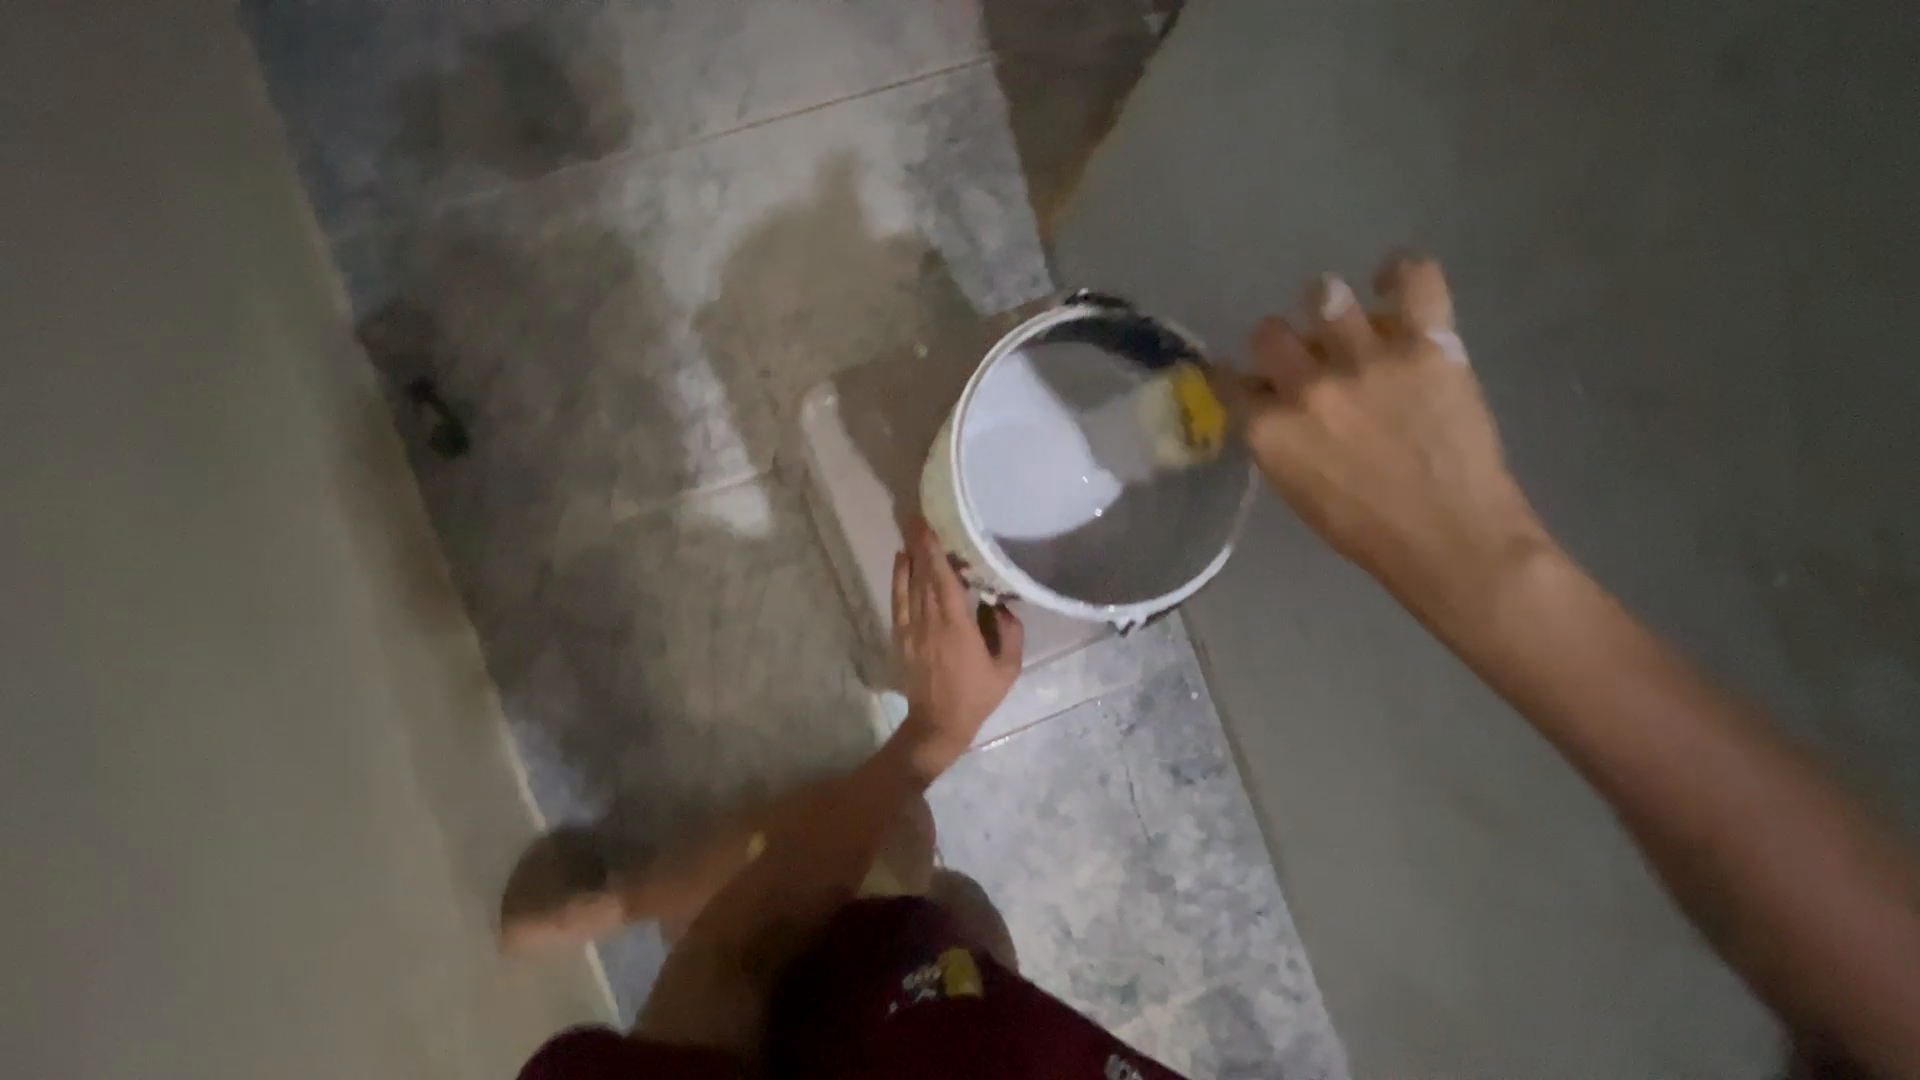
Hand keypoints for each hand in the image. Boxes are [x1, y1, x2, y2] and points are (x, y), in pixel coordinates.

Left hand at [891, 517, 1024, 776]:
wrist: (938, 724)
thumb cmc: (977, 696)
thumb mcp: (1008, 668)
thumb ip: (1010, 632)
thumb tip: (999, 603)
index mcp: (956, 627)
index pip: (943, 580)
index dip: (935, 551)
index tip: (931, 525)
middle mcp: (930, 622)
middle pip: (923, 575)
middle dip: (920, 544)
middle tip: (918, 514)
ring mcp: (911, 629)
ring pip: (909, 584)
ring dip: (909, 555)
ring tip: (910, 528)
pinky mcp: (901, 637)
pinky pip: (898, 601)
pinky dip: (898, 578)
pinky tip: (901, 560)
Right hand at [1224, 255, 1549, 611]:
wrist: (1450, 536)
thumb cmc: (1364, 528)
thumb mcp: (1295, 487)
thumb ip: (1274, 437)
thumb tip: (1268, 399)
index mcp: (1269, 429)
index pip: (1229, 380)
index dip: (1234, 376)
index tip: (1247, 378)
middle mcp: (1308, 386)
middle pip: (1269, 332)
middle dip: (1278, 343)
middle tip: (1302, 357)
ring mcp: (1367, 360)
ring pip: (1325, 295)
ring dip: (1326, 308)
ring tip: (1344, 322)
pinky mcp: (1426, 345)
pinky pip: (1412, 280)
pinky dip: (1400, 273)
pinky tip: (1393, 283)